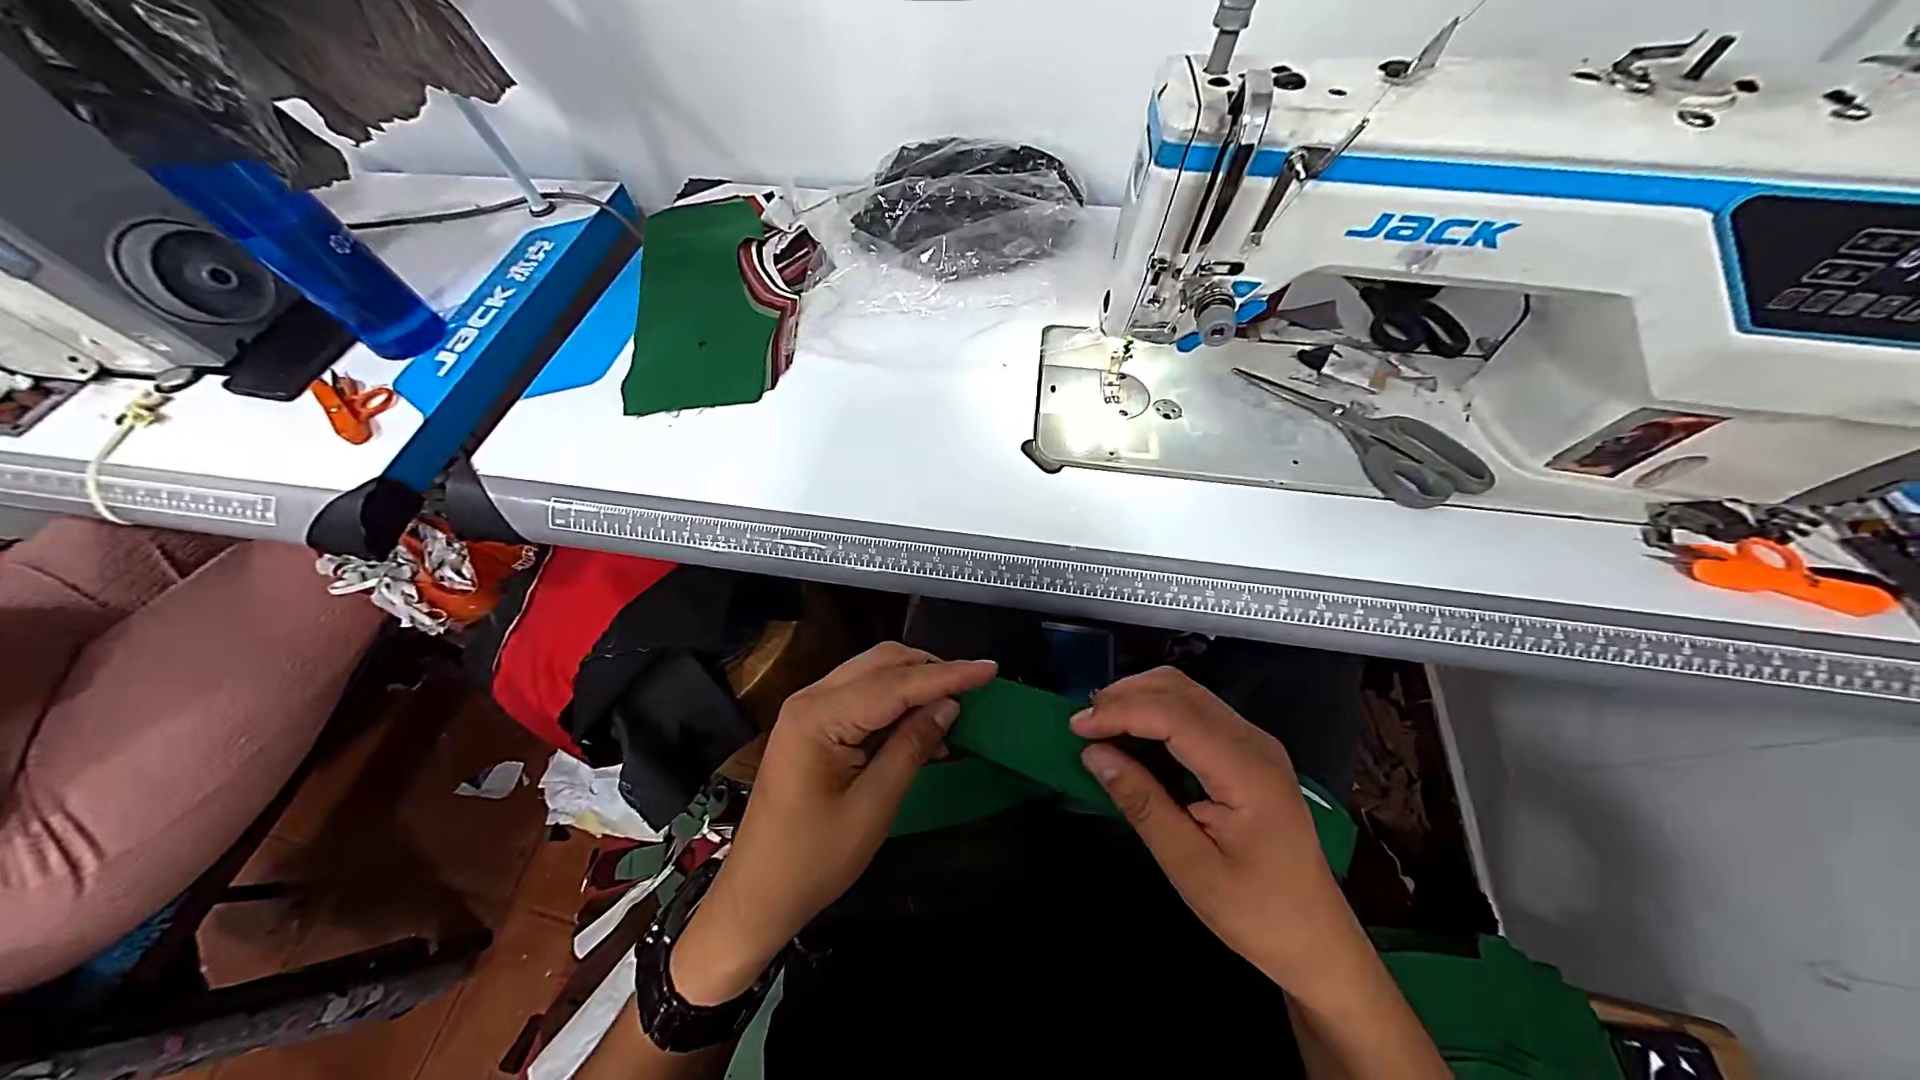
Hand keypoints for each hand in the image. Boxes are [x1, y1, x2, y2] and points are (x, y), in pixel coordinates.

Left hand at [670, 643, 996, 1003]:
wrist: (756, 895)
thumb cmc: (812, 860)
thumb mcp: (873, 806)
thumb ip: (911, 747)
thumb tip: (948, 705)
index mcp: (818, 717)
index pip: (894, 683)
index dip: (947, 675)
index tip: (989, 669)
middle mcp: (810, 700)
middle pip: (881, 664)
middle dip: (930, 670)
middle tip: (974, 686)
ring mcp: (808, 711)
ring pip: (872, 677)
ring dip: (914, 685)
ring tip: (956, 706)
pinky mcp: (812, 727)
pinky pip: (862, 700)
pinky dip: (896, 707)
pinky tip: (926, 730)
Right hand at [1070, 666, 1359, 992]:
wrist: (1316, 938)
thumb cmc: (1256, 911)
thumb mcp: (1189, 866)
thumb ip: (1142, 803)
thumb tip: (1095, 755)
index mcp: (1246, 771)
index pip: (1175, 715)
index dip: (1121, 712)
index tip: (1077, 727)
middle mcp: (1253, 742)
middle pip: (1181, 690)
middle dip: (1125, 696)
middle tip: (1082, 724)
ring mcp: (1254, 743)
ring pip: (1187, 692)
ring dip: (1139, 698)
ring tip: (1100, 726)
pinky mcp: (1248, 751)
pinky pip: (1196, 711)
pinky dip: (1157, 712)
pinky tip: (1133, 734)